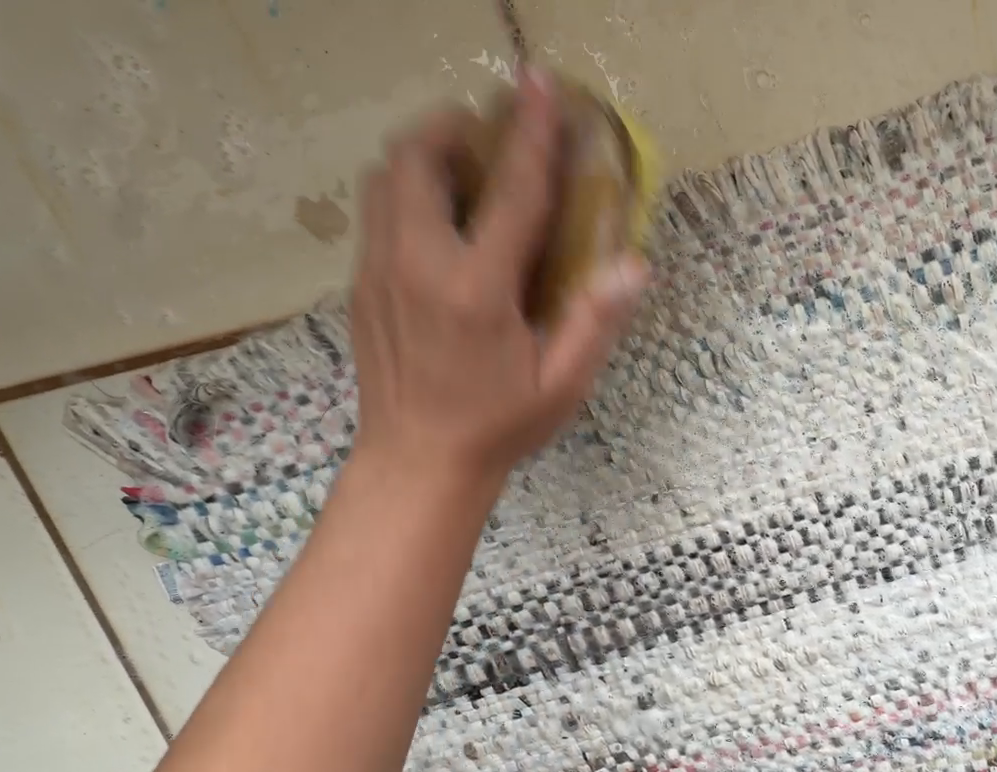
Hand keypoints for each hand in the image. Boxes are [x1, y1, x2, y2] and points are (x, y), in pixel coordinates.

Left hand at [349, 68, 648, 487]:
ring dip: (424, 156)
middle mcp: (416, 265)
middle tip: (493, 137)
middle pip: (416, 160)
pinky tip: (444, 225)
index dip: (532, 136)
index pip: (510, 194)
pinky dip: (408, 192)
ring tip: (467, 172)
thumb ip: (596, 322)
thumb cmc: (501, 426)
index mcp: (474, 290)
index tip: (539, 86)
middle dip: (453, 130)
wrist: (418, 461)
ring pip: (384, 178)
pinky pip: (378, 213)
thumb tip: (635, 266)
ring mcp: (378, 271)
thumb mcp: (563, 384)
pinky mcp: (361, 285)